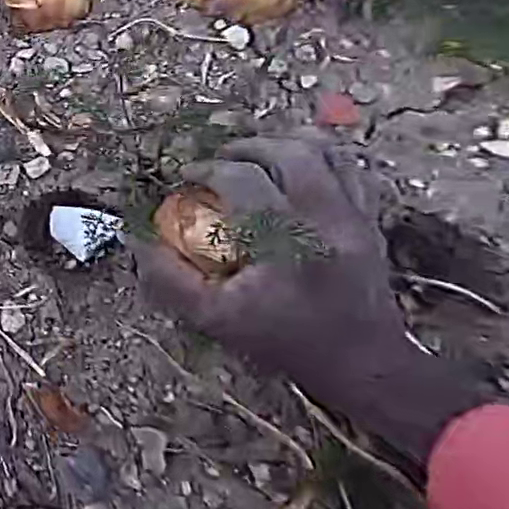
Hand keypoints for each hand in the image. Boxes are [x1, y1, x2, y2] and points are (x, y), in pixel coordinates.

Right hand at [135, 136, 481, 464]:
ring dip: (283, 144)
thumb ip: (169, 277)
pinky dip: (318, 157)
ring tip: (254, 157)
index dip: (205, 169)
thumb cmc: (282, 339)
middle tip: (218, 161)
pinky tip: (292, 169)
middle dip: (245, 147)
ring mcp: (357, 217)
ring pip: (327, 151)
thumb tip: (138, 238)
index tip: (185, 179)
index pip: (241, 178)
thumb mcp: (212, 317)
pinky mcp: (371, 220)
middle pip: (289, 152)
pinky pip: (350, 168)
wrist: (364, 365)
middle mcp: (327, 220)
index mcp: (286, 242)